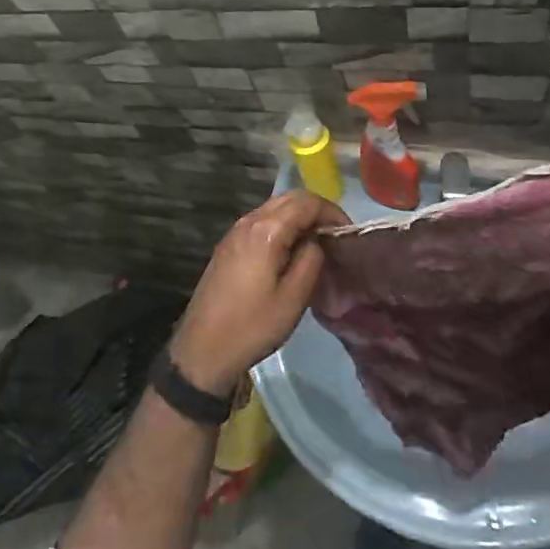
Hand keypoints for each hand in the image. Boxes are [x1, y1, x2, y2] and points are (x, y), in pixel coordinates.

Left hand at [170, 191, 348, 394]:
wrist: (202, 351)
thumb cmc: (252, 326)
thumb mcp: (294, 297)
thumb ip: (312, 259)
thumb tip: (317, 240)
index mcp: (266, 231)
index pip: (308, 203)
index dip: (332, 212)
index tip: (347, 233)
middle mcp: (248, 221)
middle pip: (290, 197)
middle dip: (316, 210)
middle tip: (334, 235)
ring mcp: (235, 231)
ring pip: (275, 207)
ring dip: (298, 216)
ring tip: (316, 242)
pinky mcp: (228, 244)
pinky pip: (261, 220)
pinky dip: (282, 225)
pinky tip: (290, 250)